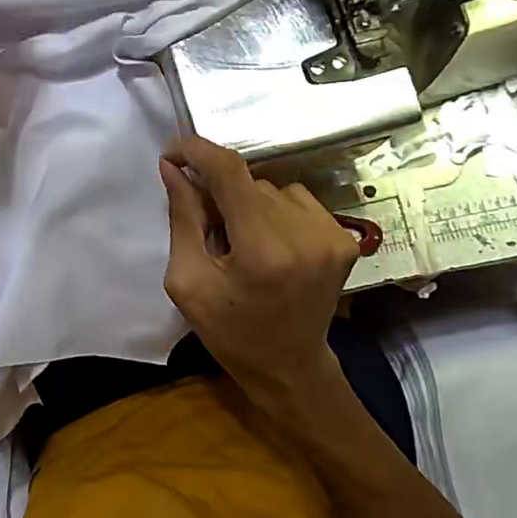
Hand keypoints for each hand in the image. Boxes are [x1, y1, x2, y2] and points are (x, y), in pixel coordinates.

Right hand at [160, 135, 360, 401]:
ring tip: (243, 243)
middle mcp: (303, 234)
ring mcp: (330, 235)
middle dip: (220, 195)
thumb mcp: (188, 281)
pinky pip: (299, 200)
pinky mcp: (343, 239)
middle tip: (208, 228)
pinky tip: (270, 244)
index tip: (174, 152)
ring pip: (273, 189)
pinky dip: (277, 213)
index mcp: (261, 249)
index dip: (198, 152)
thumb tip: (173, 168)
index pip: (229, 171)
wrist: (289, 365)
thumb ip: (182, 219)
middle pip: (248, 182)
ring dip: (249, 205)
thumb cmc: (230, 331)